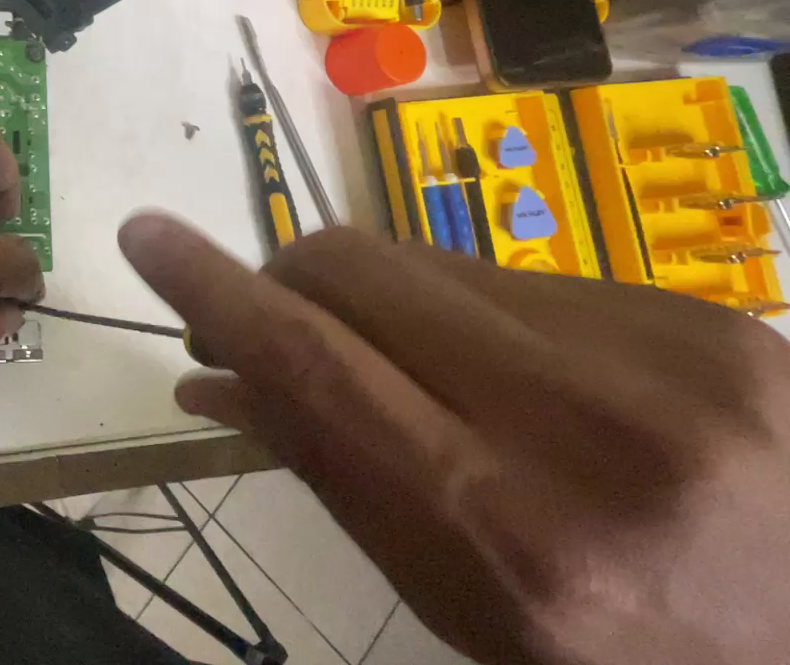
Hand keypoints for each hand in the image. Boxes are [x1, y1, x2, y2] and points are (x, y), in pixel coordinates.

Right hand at [119, 213, 789, 664]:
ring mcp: (670, 357)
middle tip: (261, 315)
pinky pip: (509, 274)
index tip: (144, 234)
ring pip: (422, 261)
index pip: (307, 362)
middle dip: (281, 280)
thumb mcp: (453, 598)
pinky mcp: (712, 316)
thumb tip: (210, 378)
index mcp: (507, 534)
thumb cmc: (616, 653)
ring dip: (372, 300)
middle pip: (353, 272)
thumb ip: (326, 466)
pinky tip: (503, 369)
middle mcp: (590, 431)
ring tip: (396, 360)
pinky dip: (461, 309)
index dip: (209, 288)